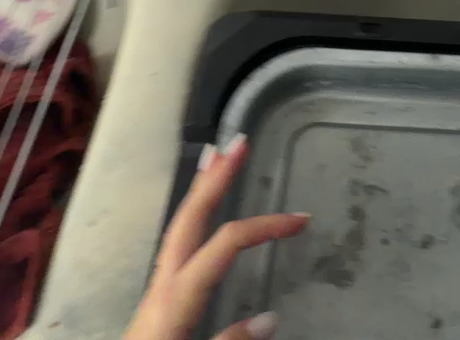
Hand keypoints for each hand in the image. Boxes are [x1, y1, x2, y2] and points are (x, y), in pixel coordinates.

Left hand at [124, 134, 310, 339]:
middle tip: (238, 141)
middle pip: (190, 218)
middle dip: (215, 178)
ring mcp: (156, 293)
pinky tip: (200, 214)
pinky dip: (191, 217)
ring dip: (200, 190)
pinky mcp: (157, 305)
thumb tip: (270, 318)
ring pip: (179, 227)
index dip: (265, 227)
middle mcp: (163, 286)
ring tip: (215, 156)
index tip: (302, 221)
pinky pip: (176, 245)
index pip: (225, 245)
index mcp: (175, 300)